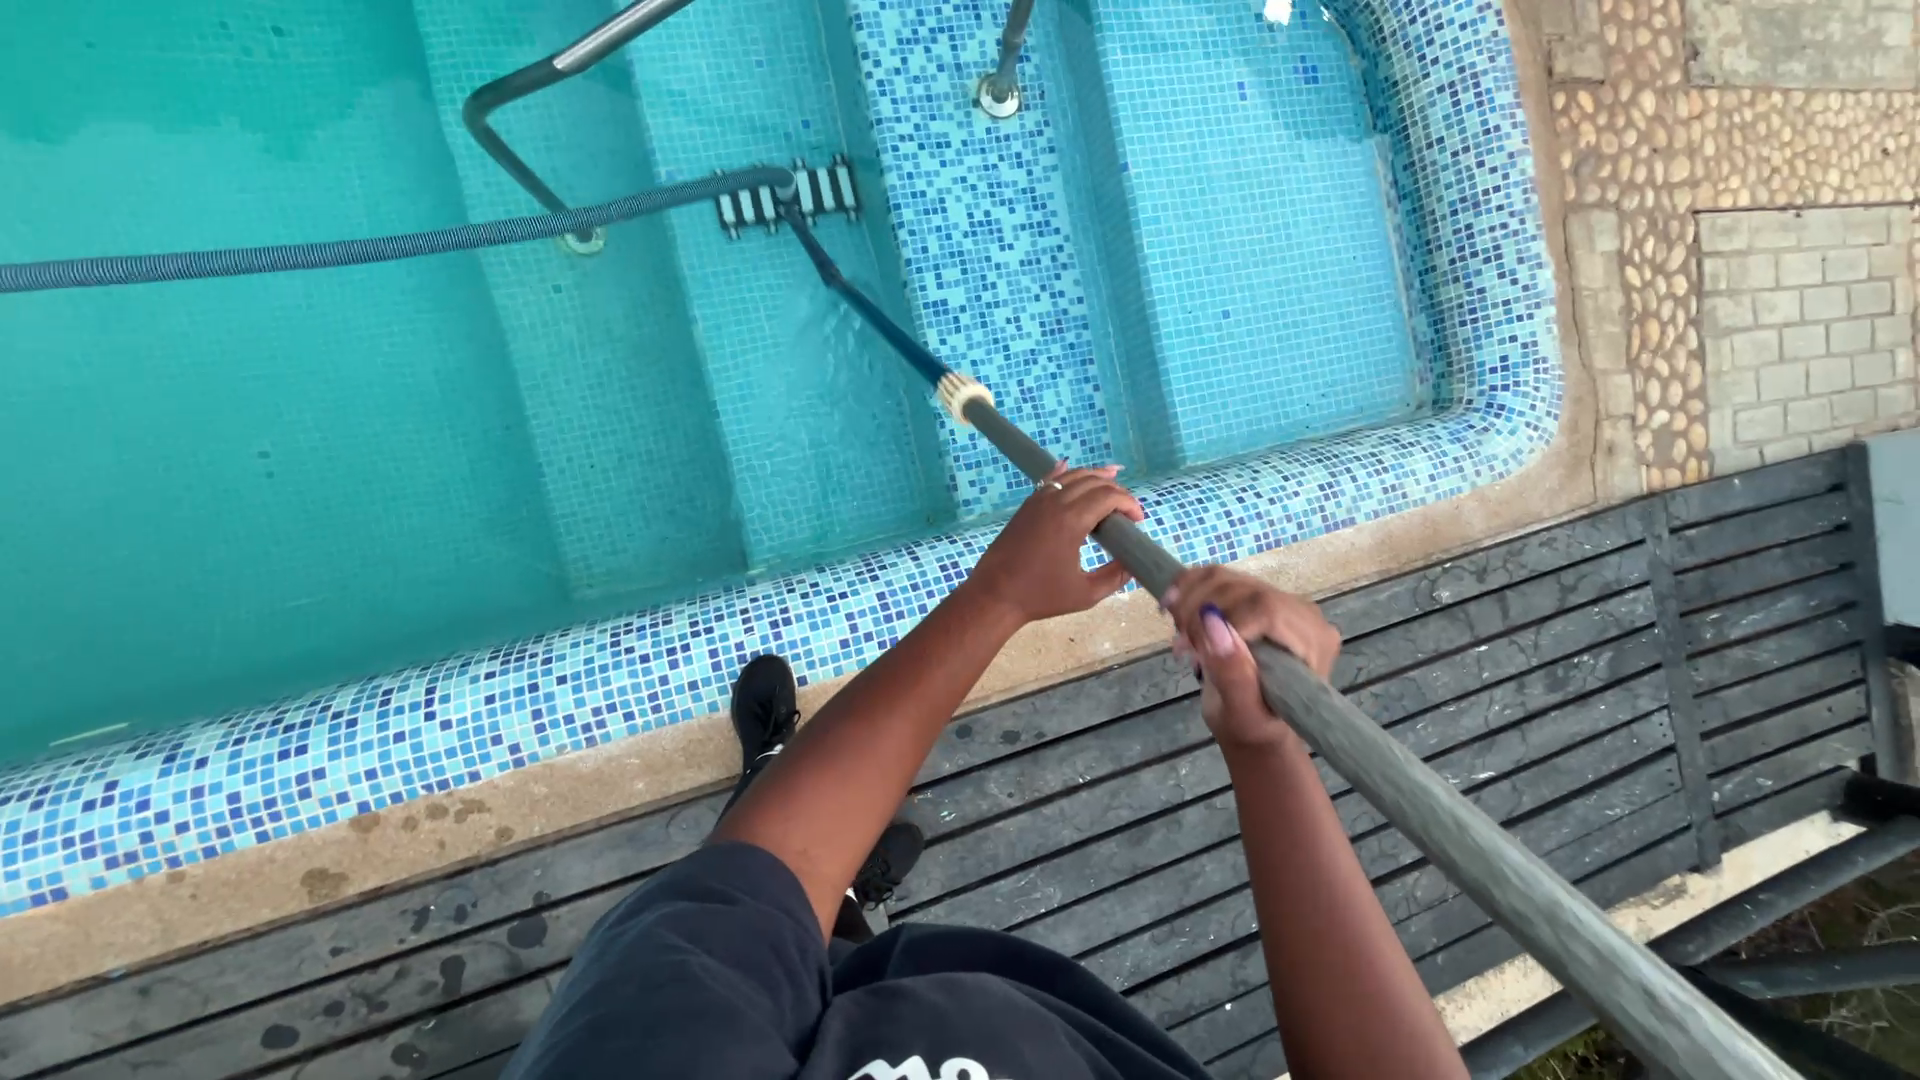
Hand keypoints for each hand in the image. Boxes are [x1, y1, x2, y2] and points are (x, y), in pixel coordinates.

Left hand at [964, 463, 1143, 625]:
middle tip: (1127, 509)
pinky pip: (1049, 480)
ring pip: (1072, 476)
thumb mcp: (1086, 594)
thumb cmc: (1041, 596)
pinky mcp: (1027, 506)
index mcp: (1072, 521)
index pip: (1109, 496)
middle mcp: (1055, 502)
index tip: (1138, 519)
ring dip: (1094, 476)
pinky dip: (1064, 472)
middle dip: (1116, 490)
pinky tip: (1070, 466)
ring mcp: (1038, 501)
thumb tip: (1134, 565)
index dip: (1129, 503)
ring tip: (1112, 478)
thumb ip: (1114, 577)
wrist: (995, 594)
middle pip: (1093, 481)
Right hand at [1164, 566, 1340, 751]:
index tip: (1194, 649)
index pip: (1265, 608)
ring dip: (1188, 602)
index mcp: (1313, 641)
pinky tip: (1173, 609)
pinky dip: (1186, 588)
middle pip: (1242, 589)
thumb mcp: (1242, 713)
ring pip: (1224, 578)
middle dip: (1199, 613)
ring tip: (1179, 637)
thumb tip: (1213, 624)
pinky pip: (1215, 576)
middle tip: (1181, 648)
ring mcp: (1277, 600)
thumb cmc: (1254, 726)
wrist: (1252, 725)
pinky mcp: (1251, 594)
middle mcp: (1302, 613)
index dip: (1222, 619)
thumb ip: (1233, 673)